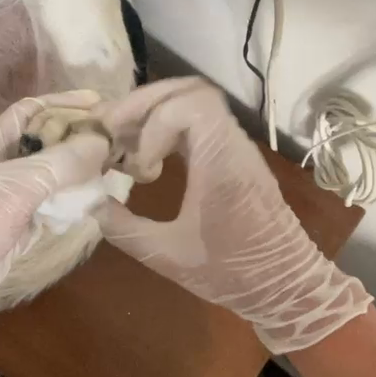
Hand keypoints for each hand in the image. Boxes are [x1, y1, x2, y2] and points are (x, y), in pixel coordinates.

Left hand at [0, 92, 111, 350]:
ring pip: (50, 173)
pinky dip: (70, 198)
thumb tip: (100, 144)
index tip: (97, 102)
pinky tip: (93, 196)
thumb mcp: (21, 184)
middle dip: (74, 137)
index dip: (61, 103)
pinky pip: (51, 202)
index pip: (29, 110)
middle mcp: (1, 165)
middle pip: (43, 140)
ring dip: (77, 169)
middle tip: (110, 137)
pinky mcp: (20, 221)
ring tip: (109, 164)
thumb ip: (61, 162)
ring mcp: (10, 194)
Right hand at [95, 78, 369, 352]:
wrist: (285, 286)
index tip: (139, 167)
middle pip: (188, 90)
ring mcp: (234, 150)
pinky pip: (196, 125)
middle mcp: (232, 146)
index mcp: (222, 164)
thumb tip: (89, 204)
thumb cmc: (231, 273)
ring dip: (150, 116)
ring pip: (191, 103)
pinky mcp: (231, 160)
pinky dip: (163, 131)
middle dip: (142, 105)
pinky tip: (143, 162)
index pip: (189, 103)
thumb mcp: (166, 256)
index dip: (153, 121)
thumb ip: (122, 228)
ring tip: (119, 144)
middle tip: (108, 133)